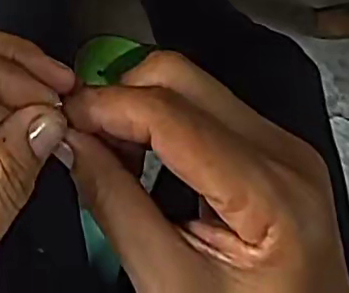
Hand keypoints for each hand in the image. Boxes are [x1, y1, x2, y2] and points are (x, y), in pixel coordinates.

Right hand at [63, 51, 348, 292]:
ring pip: (192, 83)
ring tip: (108, 149)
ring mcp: (282, 145)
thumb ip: (117, 208)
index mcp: (270, 192)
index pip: (172, 115)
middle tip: (81, 131)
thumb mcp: (172, 289)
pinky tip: (142, 152)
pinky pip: (207, 105)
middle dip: (122, 94)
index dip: (109, 106)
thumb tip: (73, 143)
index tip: (65, 116)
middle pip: (183, 78)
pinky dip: (163, 117)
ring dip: (140, 103)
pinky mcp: (272, 148)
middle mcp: (283, 151)